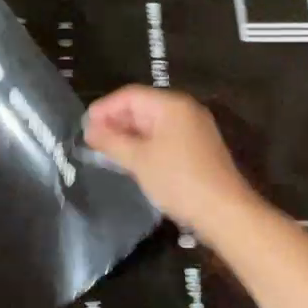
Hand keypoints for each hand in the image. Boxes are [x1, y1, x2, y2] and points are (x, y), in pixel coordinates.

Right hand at [84, 86, 261, 237]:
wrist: (224, 212)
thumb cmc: (178, 180)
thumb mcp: (138, 160)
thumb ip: (111, 141)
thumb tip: (89, 129)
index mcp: (172, 105)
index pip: (130, 95)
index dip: (104, 108)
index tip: (83, 126)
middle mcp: (185, 111)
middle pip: (142, 107)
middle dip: (115, 122)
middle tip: (91, 141)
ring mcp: (195, 129)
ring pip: (153, 124)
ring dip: (128, 135)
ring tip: (106, 152)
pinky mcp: (198, 149)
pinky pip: (165, 138)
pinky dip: (145, 145)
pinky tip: (131, 161)